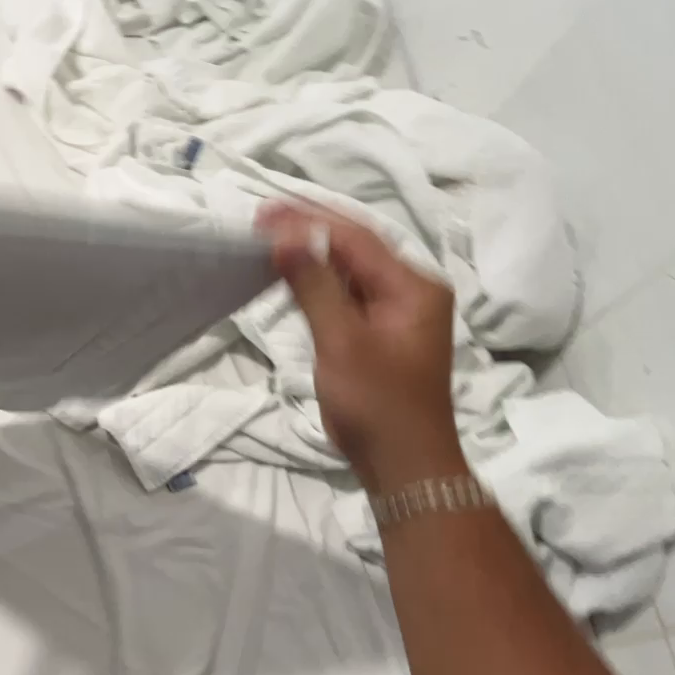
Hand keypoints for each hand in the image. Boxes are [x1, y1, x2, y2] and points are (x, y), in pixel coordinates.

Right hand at [257, 201, 464, 491]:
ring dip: (313, 254)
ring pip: (353, 270)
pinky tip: (295, 278)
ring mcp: (399, 313)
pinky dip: (321, 282)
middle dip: (311, 229)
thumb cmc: (375, 404)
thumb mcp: (342, 342)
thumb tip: (288, 238)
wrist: (404, 462)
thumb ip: (315, 286)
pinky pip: (350, 295)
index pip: (355, 238)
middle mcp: (412, 291)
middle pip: (357, 248)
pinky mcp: (383, 334)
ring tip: (271, 241)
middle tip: (262, 218)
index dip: (308, 221)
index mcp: (412, 286)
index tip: (263, 212)